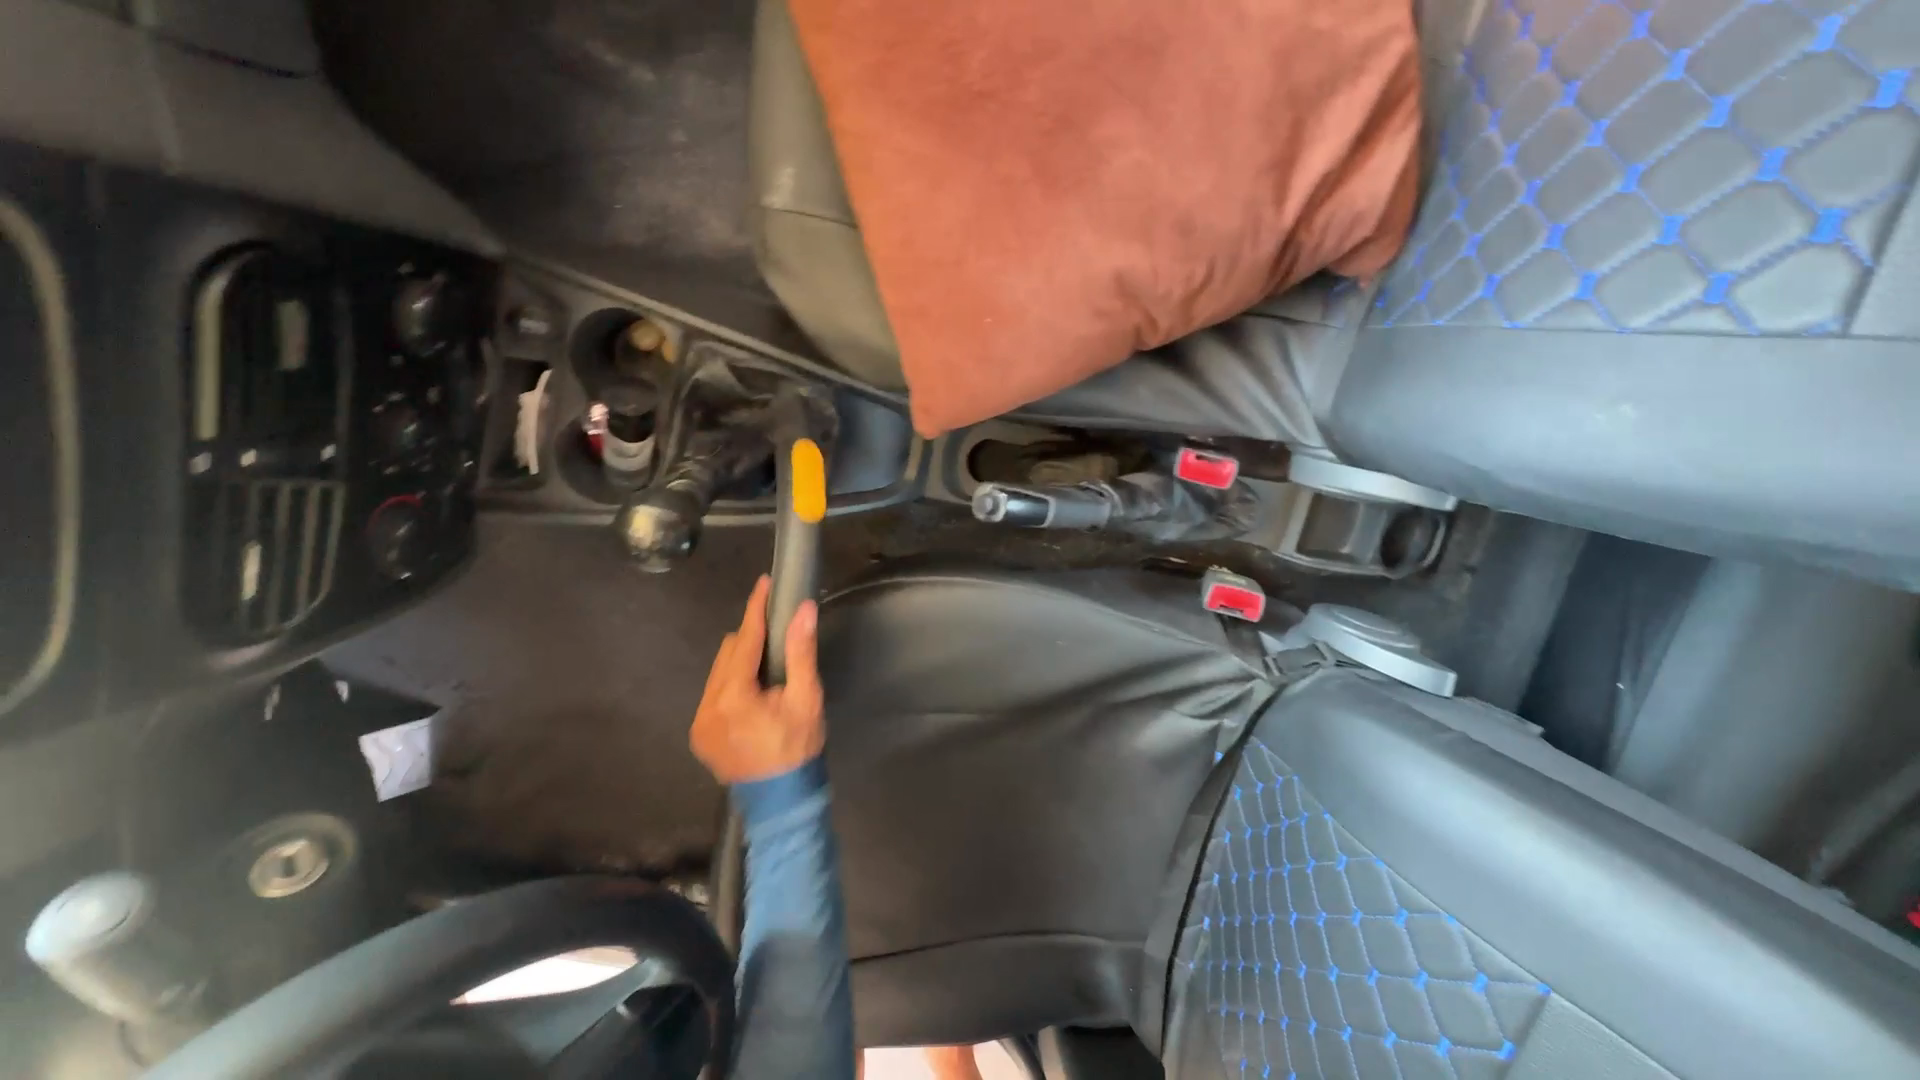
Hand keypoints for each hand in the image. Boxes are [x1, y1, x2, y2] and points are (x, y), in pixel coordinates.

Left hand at [691, 575, 824, 784]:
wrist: (782, 801)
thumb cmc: (798, 748)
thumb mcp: (807, 700)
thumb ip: (801, 653)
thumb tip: (803, 610)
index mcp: (734, 697)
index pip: (744, 641)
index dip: (755, 610)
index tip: (763, 583)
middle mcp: (708, 706)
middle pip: (728, 654)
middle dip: (751, 641)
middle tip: (777, 639)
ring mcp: (699, 723)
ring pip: (718, 674)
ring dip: (740, 664)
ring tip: (767, 674)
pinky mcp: (699, 735)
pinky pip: (713, 695)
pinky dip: (731, 686)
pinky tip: (752, 698)